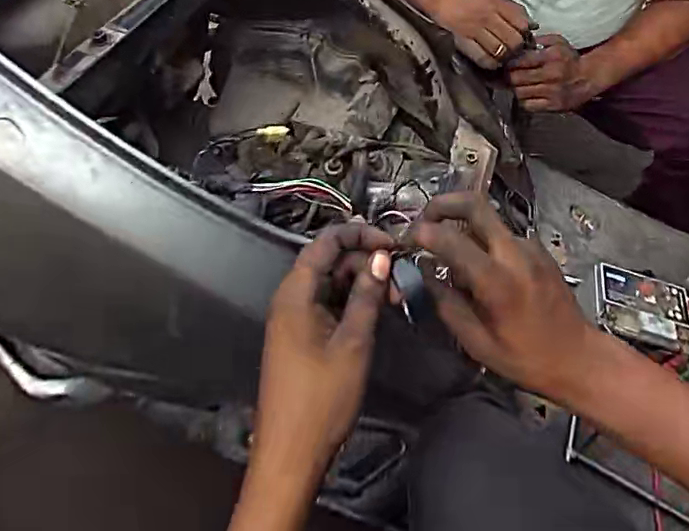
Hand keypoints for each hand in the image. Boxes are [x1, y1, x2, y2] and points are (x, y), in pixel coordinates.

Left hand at [253, 221, 396, 475]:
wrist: (289, 456)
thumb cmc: (320, 399)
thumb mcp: (352, 343)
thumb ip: (366, 295)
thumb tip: (381, 256)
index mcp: (295, 291)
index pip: (326, 240)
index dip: (359, 233)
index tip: (392, 242)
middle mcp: (290, 297)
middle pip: (329, 260)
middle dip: (365, 261)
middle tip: (399, 278)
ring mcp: (294, 317)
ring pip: (331, 282)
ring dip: (361, 283)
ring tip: (394, 297)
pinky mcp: (300, 336)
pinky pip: (327, 303)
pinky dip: (351, 302)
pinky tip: (374, 312)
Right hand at [409, 193, 605, 402]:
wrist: (581, 359)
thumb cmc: (527, 358)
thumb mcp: (476, 343)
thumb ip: (446, 302)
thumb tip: (424, 269)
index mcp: (498, 281)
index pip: (451, 239)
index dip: (423, 232)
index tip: (408, 239)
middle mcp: (514, 254)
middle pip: (474, 203)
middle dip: (442, 203)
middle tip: (424, 219)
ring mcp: (529, 246)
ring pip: (486, 218)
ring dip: (461, 225)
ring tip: (449, 252)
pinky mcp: (537, 247)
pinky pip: (500, 233)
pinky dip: (481, 240)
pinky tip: (478, 266)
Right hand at [429, 0, 531, 67]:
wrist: (442, 0)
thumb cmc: (470, 0)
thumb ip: (513, 10)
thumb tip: (532, 26)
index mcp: (497, 4)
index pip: (521, 23)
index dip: (525, 33)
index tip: (523, 37)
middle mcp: (488, 16)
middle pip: (513, 40)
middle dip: (517, 48)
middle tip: (514, 50)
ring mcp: (475, 30)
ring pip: (500, 50)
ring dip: (504, 57)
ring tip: (503, 57)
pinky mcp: (464, 41)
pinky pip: (483, 58)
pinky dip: (491, 63)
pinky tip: (492, 61)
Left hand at [507, 33, 599, 111]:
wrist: (590, 77)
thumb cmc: (570, 58)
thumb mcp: (557, 42)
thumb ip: (538, 40)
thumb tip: (518, 43)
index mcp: (550, 57)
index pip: (520, 61)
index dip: (509, 62)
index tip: (507, 62)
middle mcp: (551, 75)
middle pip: (516, 78)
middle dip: (509, 76)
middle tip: (508, 74)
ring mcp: (552, 92)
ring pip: (520, 93)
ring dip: (515, 88)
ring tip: (518, 84)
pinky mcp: (554, 105)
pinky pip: (529, 106)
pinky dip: (524, 101)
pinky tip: (527, 94)